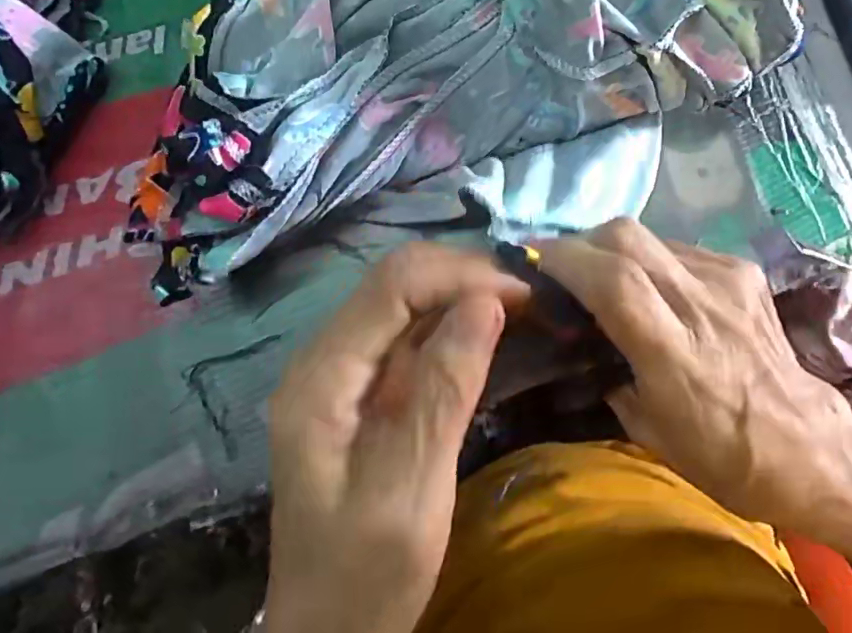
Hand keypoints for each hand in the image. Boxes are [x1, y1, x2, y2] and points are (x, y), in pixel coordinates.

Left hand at [263, 243, 529, 632]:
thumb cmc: (363, 575)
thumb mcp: (410, 491)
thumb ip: (444, 391)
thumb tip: (487, 302)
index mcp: (323, 374)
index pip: (392, 285)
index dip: (459, 275)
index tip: (522, 293)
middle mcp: (325, 355)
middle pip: (396, 281)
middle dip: (463, 276)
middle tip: (529, 298)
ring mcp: (342, 368)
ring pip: (404, 298)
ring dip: (461, 293)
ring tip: (519, 306)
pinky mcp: (362, 385)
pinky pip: (408, 330)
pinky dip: (452, 321)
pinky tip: (488, 330)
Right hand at [537, 219, 851, 532]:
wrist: (812, 450)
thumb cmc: (724, 458)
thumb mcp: (648, 431)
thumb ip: (608, 374)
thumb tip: (579, 338)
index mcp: (676, 353)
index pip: (613, 280)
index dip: (566, 259)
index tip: (532, 258)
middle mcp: (701, 304)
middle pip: (626, 237)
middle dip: (582, 241)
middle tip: (562, 262)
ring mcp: (727, 281)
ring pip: (649, 234)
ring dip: (613, 247)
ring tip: (602, 273)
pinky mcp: (743, 271)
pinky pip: (677, 248)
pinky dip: (650, 258)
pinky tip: (653, 285)